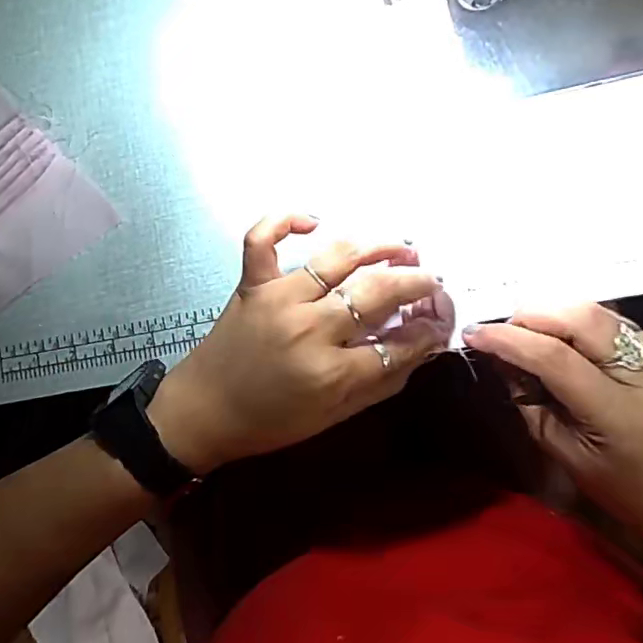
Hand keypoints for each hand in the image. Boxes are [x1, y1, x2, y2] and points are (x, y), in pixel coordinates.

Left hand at [147, 214, 453, 474]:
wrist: (202, 414)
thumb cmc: (271, 422)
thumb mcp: (335, 416)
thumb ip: (383, 382)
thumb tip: (423, 348)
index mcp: (331, 373)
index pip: (399, 343)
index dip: (429, 330)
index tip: (441, 319)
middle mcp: (308, 329)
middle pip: (377, 291)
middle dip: (416, 283)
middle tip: (430, 280)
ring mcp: (277, 299)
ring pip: (337, 258)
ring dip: (377, 248)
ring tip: (401, 250)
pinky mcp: (251, 284)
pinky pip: (263, 238)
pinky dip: (284, 220)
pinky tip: (313, 220)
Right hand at [462, 305, 642, 566]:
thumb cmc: (622, 489)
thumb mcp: (565, 453)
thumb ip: (530, 401)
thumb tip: (501, 356)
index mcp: (621, 414)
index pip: (556, 358)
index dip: (510, 339)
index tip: (475, 333)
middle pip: (583, 316)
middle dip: (534, 314)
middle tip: (505, 329)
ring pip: (601, 314)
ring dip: (559, 317)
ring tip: (533, 334)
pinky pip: (619, 327)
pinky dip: (586, 331)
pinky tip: (574, 347)